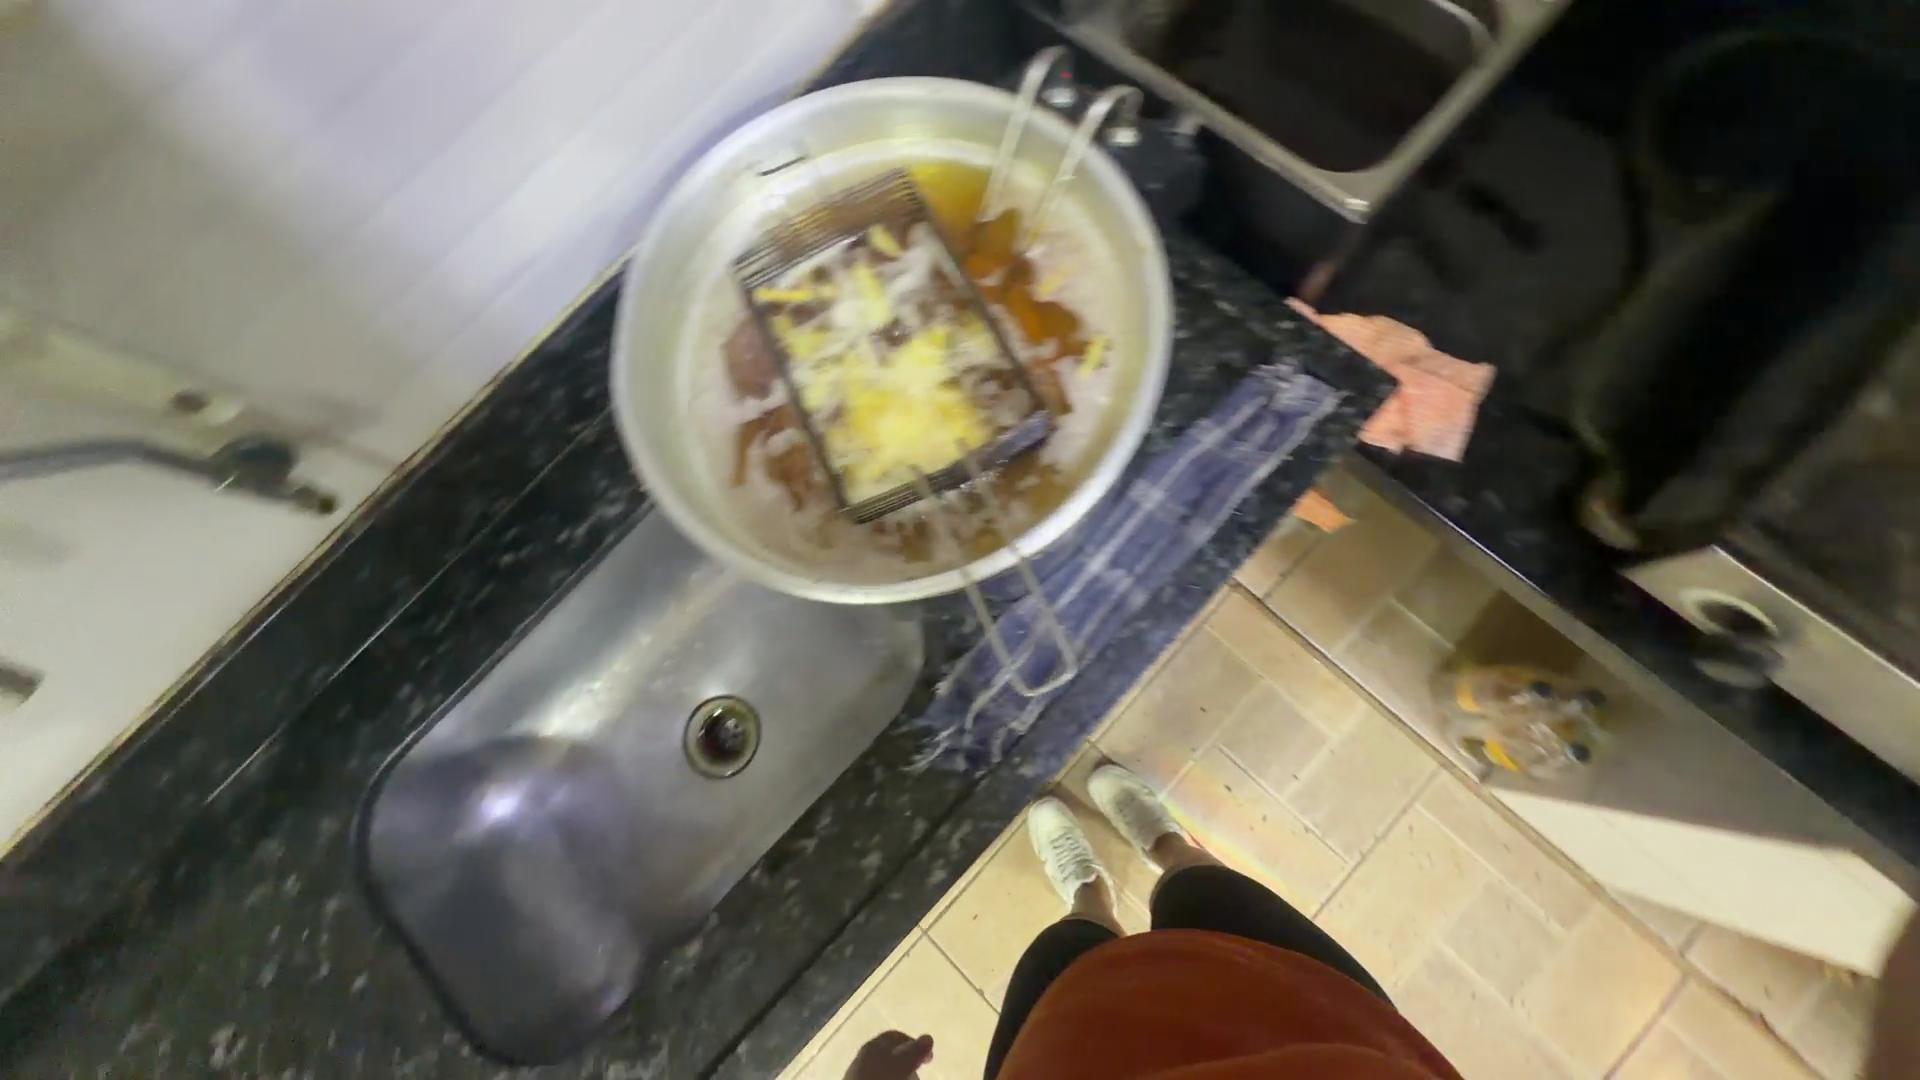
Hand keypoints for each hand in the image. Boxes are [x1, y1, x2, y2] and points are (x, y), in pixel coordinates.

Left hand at [844, 1030, 933, 1079]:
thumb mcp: (901, 1065)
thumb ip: (915, 1051)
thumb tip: (928, 1038)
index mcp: (872, 1048)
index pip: (895, 1037)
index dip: (914, 1044)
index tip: (929, 1059)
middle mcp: (864, 1060)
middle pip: (891, 1057)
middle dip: (908, 1065)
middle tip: (918, 1075)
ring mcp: (860, 1078)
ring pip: (886, 1074)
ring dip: (901, 1077)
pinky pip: (878, 1078)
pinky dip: (887, 1078)